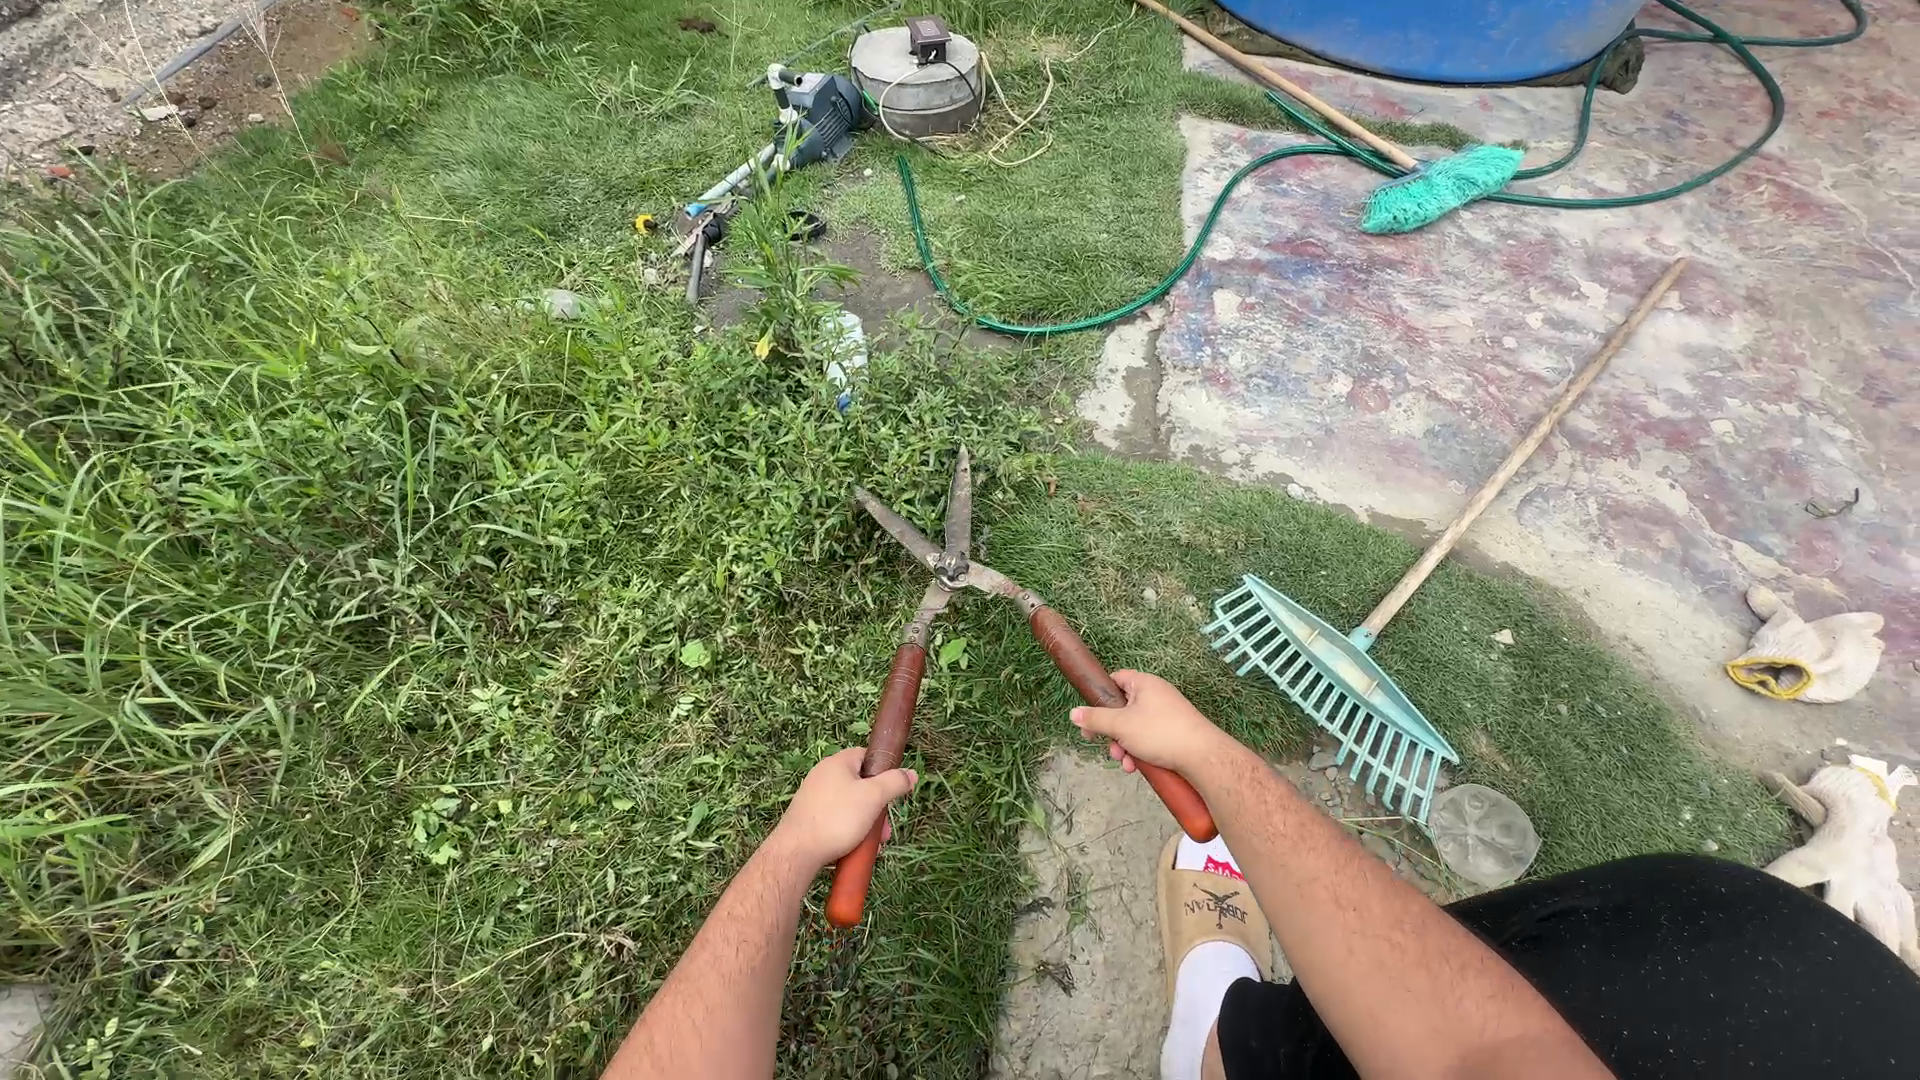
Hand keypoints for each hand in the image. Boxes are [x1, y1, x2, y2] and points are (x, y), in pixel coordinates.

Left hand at [768, 748, 917, 868]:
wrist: (796, 852)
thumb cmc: (838, 818)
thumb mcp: (874, 797)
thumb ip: (895, 782)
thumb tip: (911, 774)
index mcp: (837, 763)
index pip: (867, 756)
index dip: (883, 772)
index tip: (892, 792)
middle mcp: (823, 776)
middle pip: (860, 786)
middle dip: (877, 808)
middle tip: (884, 829)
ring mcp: (813, 798)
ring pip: (850, 807)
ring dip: (866, 824)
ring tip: (873, 846)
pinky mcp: (808, 819)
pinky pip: (836, 821)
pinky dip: (849, 833)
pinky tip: (856, 850)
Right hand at [1070, 670, 1229, 775]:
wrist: (1203, 756)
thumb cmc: (1160, 733)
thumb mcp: (1120, 725)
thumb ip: (1094, 718)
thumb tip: (1073, 714)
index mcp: (1144, 684)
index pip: (1115, 679)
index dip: (1100, 696)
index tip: (1091, 714)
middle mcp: (1156, 695)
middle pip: (1122, 708)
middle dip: (1111, 731)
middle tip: (1106, 746)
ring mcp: (1167, 714)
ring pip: (1134, 727)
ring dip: (1124, 745)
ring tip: (1125, 763)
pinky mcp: (1175, 732)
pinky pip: (1149, 738)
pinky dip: (1139, 751)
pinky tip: (1137, 767)